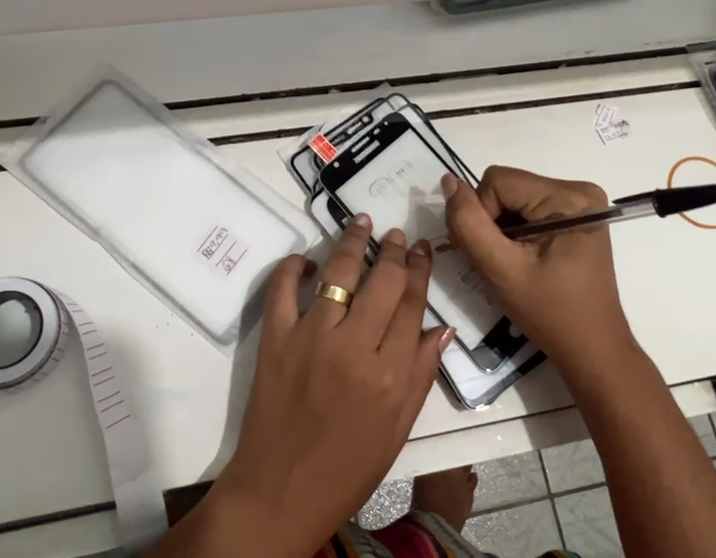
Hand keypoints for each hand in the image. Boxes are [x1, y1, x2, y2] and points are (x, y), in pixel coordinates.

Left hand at [204, 215, 450, 556]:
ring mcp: (311, 338)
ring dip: (352, 243)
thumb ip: (420, 375)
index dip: (419, 270)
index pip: (411, 304)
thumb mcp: (398, 430)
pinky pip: (283, 289)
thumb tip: (440, 328)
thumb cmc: (348, 468)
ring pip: (338, 273)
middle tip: (395, 234)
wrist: (281, 492)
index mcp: (390, 374)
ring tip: (361, 223)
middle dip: (393, 251)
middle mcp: (354, 347)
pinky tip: (306, 258)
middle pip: (382, 281)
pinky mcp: (275, 338)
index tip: (422, 248)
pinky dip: (293, 267)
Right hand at [442, 167, 634, 377]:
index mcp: (569, 197)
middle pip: (507, 187)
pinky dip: (516, 232)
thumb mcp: (501, 270)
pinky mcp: (577, 217)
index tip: (491, 254)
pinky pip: (529, 209)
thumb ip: (469, 224)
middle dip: (492, 222)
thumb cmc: (550, 313)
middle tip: (497, 262)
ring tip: (511, 264)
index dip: (481, 214)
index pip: (498, 181)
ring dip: (502, 229)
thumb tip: (448, 182)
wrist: (592, 349)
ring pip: (514, 198)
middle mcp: (579, 190)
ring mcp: (580, 203)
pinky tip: (523, 259)